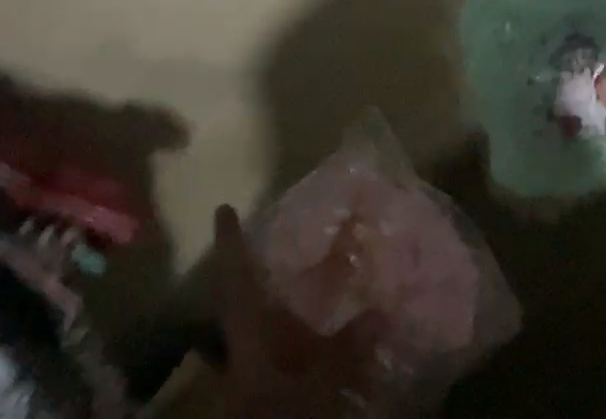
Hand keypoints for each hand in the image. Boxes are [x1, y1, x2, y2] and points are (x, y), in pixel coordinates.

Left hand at [211, 205, 387, 417]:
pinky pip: (293, 363)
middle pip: (255, 308)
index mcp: (246, 343)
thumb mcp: (314, 395)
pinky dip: (315, 348)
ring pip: (276, 336)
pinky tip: (342, 341)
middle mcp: (246, 356)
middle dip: (276, 277)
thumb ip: (343, 354)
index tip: (224, 208)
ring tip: (336, 284)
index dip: (231, 246)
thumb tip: (380, 312)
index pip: (236, 285)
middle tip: (304, 245)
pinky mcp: (272, 397)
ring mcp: (256, 380)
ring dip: (301, 314)